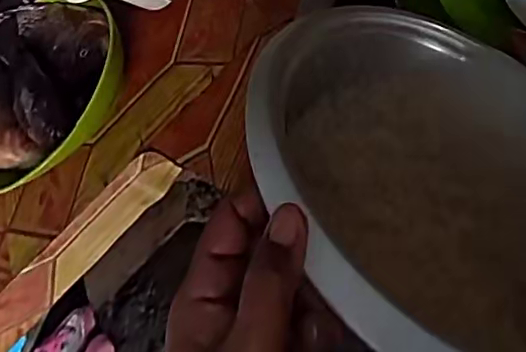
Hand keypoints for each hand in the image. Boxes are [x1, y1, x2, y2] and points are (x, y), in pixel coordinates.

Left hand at [167, 187, 330, 351]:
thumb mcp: (246, 343)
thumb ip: (266, 282)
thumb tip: (288, 219)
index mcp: (202, 297)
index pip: (231, 220)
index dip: (262, 199)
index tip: (300, 188)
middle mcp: (230, 310)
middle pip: (270, 252)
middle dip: (298, 258)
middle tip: (322, 264)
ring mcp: (259, 334)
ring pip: (296, 289)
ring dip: (315, 299)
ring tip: (319, 319)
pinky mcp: (286, 349)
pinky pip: (310, 323)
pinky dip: (322, 327)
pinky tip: (324, 337)